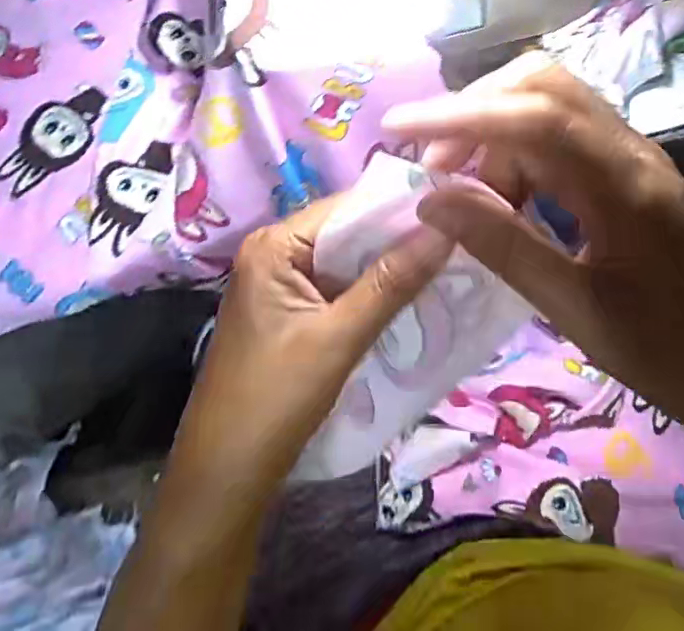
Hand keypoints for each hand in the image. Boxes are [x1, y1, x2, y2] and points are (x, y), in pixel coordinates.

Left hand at [166, 196, 452, 509]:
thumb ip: (391, 282)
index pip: (345, 209)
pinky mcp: (287, 312)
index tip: (452, 215)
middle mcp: (273, 253)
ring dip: (386, 269)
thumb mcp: (339, 338)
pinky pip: (336, 289)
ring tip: (444, 268)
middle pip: (345, 234)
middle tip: (457, 244)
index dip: (396, 210)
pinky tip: (408, 300)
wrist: (226, 475)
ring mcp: (278, 284)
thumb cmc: (276, 399)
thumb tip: (444, 229)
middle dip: (396, 241)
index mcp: (273, 245)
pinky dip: (369, 293)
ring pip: (344, 263)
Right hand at [381, 54, 683, 439]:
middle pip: (544, 86)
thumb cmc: (662, 354)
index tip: (399, 127)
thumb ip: (502, 246)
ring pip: (547, 103)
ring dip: (492, 130)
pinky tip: (498, 195)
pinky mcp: (623, 168)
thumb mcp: (573, 309)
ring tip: (459, 188)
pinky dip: (514, 150)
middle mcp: (632, 152)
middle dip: (475, 109)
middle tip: (433, 164)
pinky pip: (557, 134)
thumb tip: (430, 201)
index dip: (462, 114)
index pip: (536, 118)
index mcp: (627, 187)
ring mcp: (630, 155)